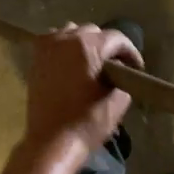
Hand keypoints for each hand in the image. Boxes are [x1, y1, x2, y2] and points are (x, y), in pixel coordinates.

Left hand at [23, 23, 141, 163]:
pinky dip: (65, 46)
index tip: (136, 67)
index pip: (116, 38)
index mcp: (87, 46)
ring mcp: (48, 46)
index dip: (130, 52)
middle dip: (107, 46)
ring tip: (93, 63)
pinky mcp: (36, 57)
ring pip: (72, 32)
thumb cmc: (86, 122)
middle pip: (93, 32)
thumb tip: (121, 69)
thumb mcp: (116, 102)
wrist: (50, 141)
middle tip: (116, 66)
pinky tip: (72, 63)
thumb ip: (123, 78)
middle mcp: (65, 38)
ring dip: (85, 43)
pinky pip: (55, 41)